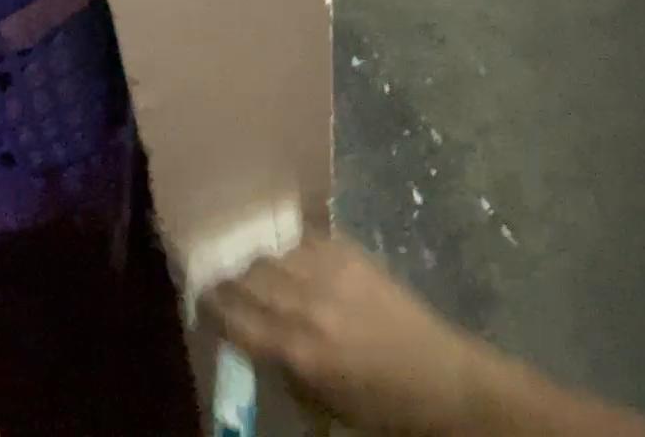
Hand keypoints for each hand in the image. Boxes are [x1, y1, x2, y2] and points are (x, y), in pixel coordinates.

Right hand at [208, 235, 489, 435]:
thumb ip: (279, 365)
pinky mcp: (348, 253)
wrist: (445, 380)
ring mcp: (327, 274)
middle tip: (218, 283)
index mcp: (297, 351)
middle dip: (225, 281)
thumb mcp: (321, 401)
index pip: (231, 318)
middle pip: (243, 279)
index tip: (199, 303)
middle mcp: (305, 307)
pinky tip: (290, 257)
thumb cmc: (381, 404)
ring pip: (268, 254)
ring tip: (255, 270)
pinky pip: (301, 239)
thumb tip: (247, 336)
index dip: (208, 308)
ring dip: (255, 264)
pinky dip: (289, 249)